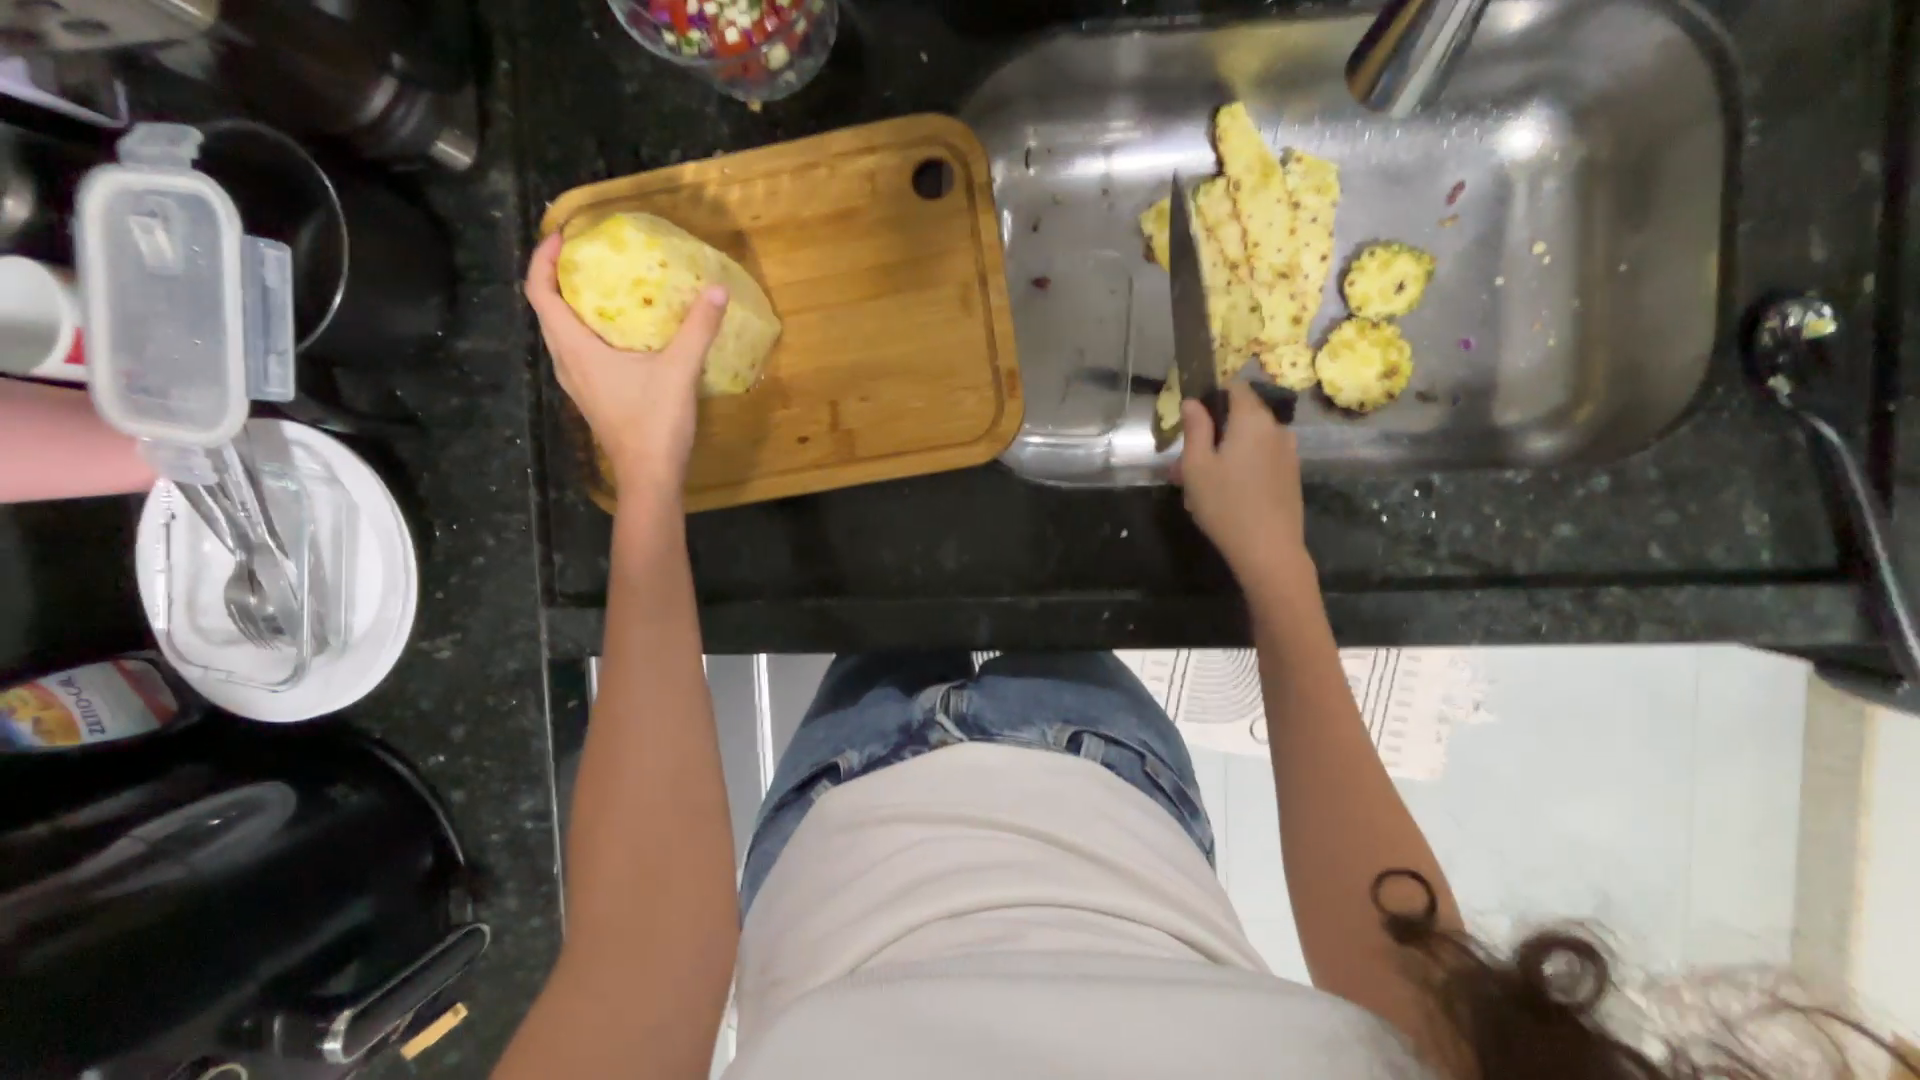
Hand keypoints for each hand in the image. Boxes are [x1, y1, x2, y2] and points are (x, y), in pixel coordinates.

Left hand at [524, 232, 728, 496]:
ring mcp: (577, 382)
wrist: (650, 476)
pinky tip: (622, 330)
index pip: (539, 293)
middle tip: (588, 254)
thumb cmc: (655, 423)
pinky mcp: (592, 395)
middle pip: (547, 309)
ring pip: (561, 332)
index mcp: (575, 349)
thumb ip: (698, 328)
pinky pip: (578, 350)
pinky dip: (589, 329)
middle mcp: (566, 362)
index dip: (542, 260)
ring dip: (573, 304)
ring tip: (604, 285)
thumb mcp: (680, 371)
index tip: (562, 237)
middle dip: (558, 277)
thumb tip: (718, 289)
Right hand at [1176, 381, 1309, 586]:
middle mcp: (1276, 429)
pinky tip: (1226, 496)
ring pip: (1250, 442)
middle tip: (1184, 466)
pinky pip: (1262, 460)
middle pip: (1241, 417)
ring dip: (1225, 454)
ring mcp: (1288, 453)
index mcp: (1252, 419)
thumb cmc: (1225, 504)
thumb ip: (1195, 428)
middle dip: (1213, 433)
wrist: (1269, 550)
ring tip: (1201, 486)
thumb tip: (1193, 402)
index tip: (1192, 419)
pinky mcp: (1291, 476)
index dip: (1212, 395)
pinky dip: (1242, 468)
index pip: (1235, 387)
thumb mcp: (1197, 466)